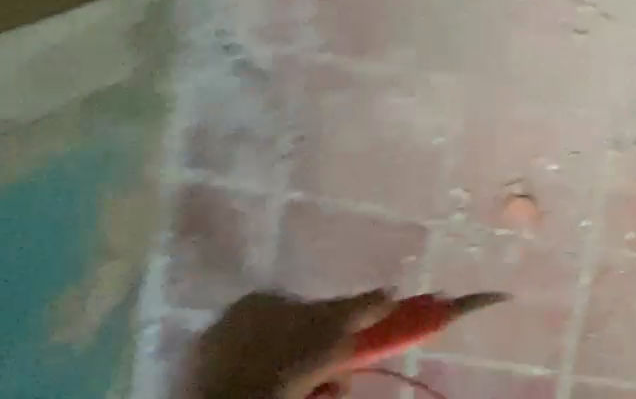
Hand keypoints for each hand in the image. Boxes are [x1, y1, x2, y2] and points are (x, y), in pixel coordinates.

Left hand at [183, 289, 393, 398]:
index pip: (304, 303)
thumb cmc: (288, 357)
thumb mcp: (340, 326)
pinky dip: (277, 388)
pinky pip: (253, 383)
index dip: (331, 322)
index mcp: (256, 300)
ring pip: (274, 362)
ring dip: (305, 374)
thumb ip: (367, 304)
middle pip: (291, 335)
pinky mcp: (199, 391)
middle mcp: (226, 323)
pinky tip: (298, 395)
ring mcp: (207, 361)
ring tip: (323, 389)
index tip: (347, 341)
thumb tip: (393, 290)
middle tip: (337, 371)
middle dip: (321, 354)